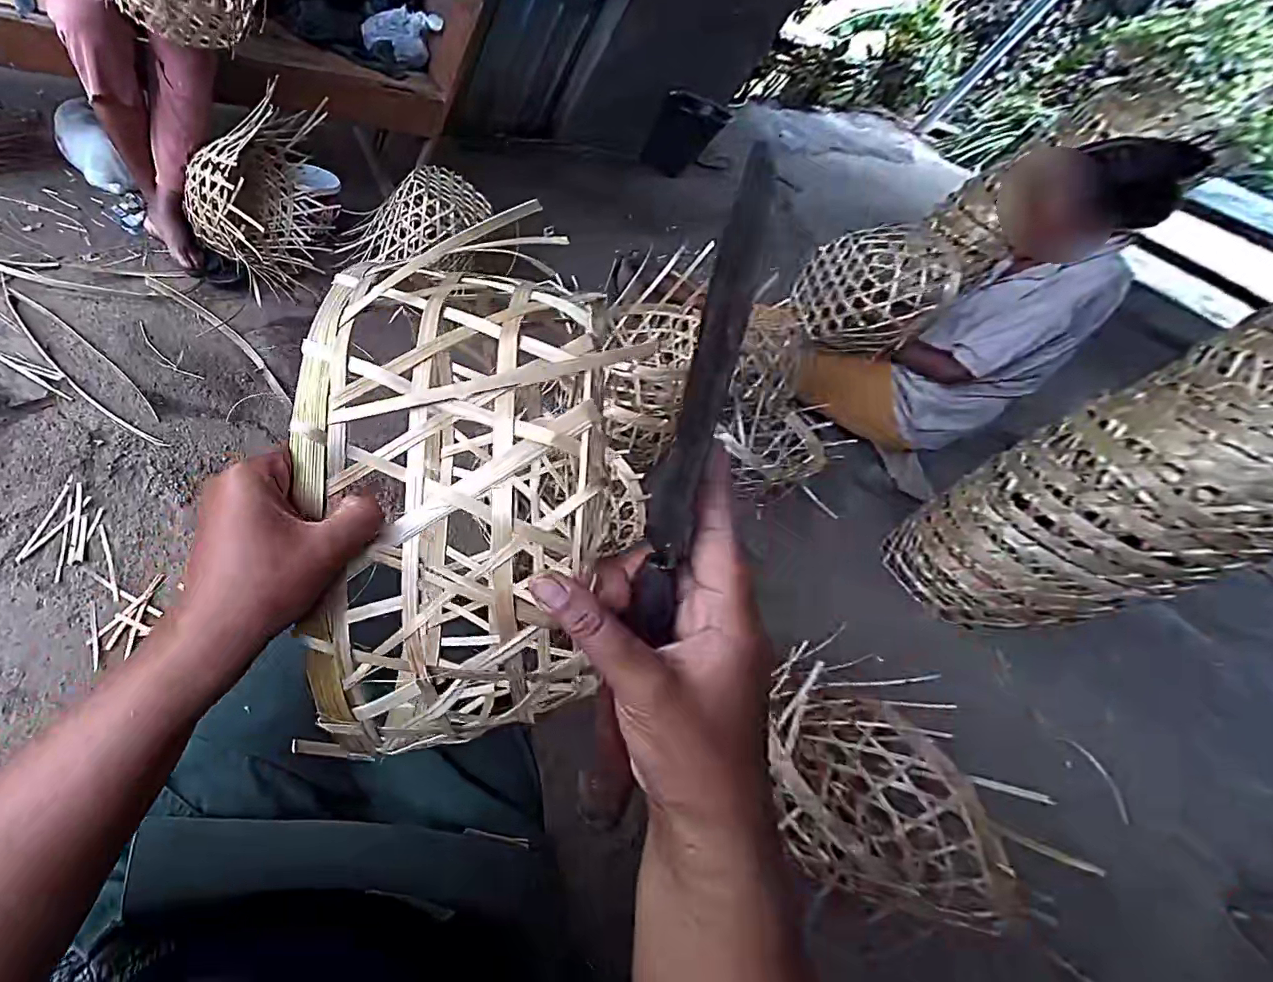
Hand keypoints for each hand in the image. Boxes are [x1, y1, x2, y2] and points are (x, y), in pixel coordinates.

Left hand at [176, 447, 383, 670]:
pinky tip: (288, 578)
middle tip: (325, 548)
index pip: (305, 460)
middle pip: (296, 490)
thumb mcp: (325, 549)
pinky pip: (266, 534)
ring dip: (303, 540)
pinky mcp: (221, 541)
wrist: (214, 638)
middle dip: (317, 520)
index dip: (330, 486)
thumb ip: (358, 518)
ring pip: (284, 517)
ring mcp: (221, 515)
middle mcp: (228, 488)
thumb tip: (370, 504)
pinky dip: (283, 552)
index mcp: (247, 475)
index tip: (341, 514)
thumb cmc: (260, 589)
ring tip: (305, 569)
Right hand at [530, 449, 771, 829]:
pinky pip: (637, 617)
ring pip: (645, 589)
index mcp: (727, 620)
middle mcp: (712, 620)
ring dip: (612, 599)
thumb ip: (595, 631)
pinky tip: (590, 627)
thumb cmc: (695, 755)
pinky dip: (612, 618)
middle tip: (593, 598)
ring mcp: (690, 640)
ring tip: (590, 628)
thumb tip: (545, 584)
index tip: (710, 450)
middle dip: (625, 570)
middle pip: (666, 562)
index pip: (721, 542)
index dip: (713, 496)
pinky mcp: (670, 657)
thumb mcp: (642, 687)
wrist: (705, 821)